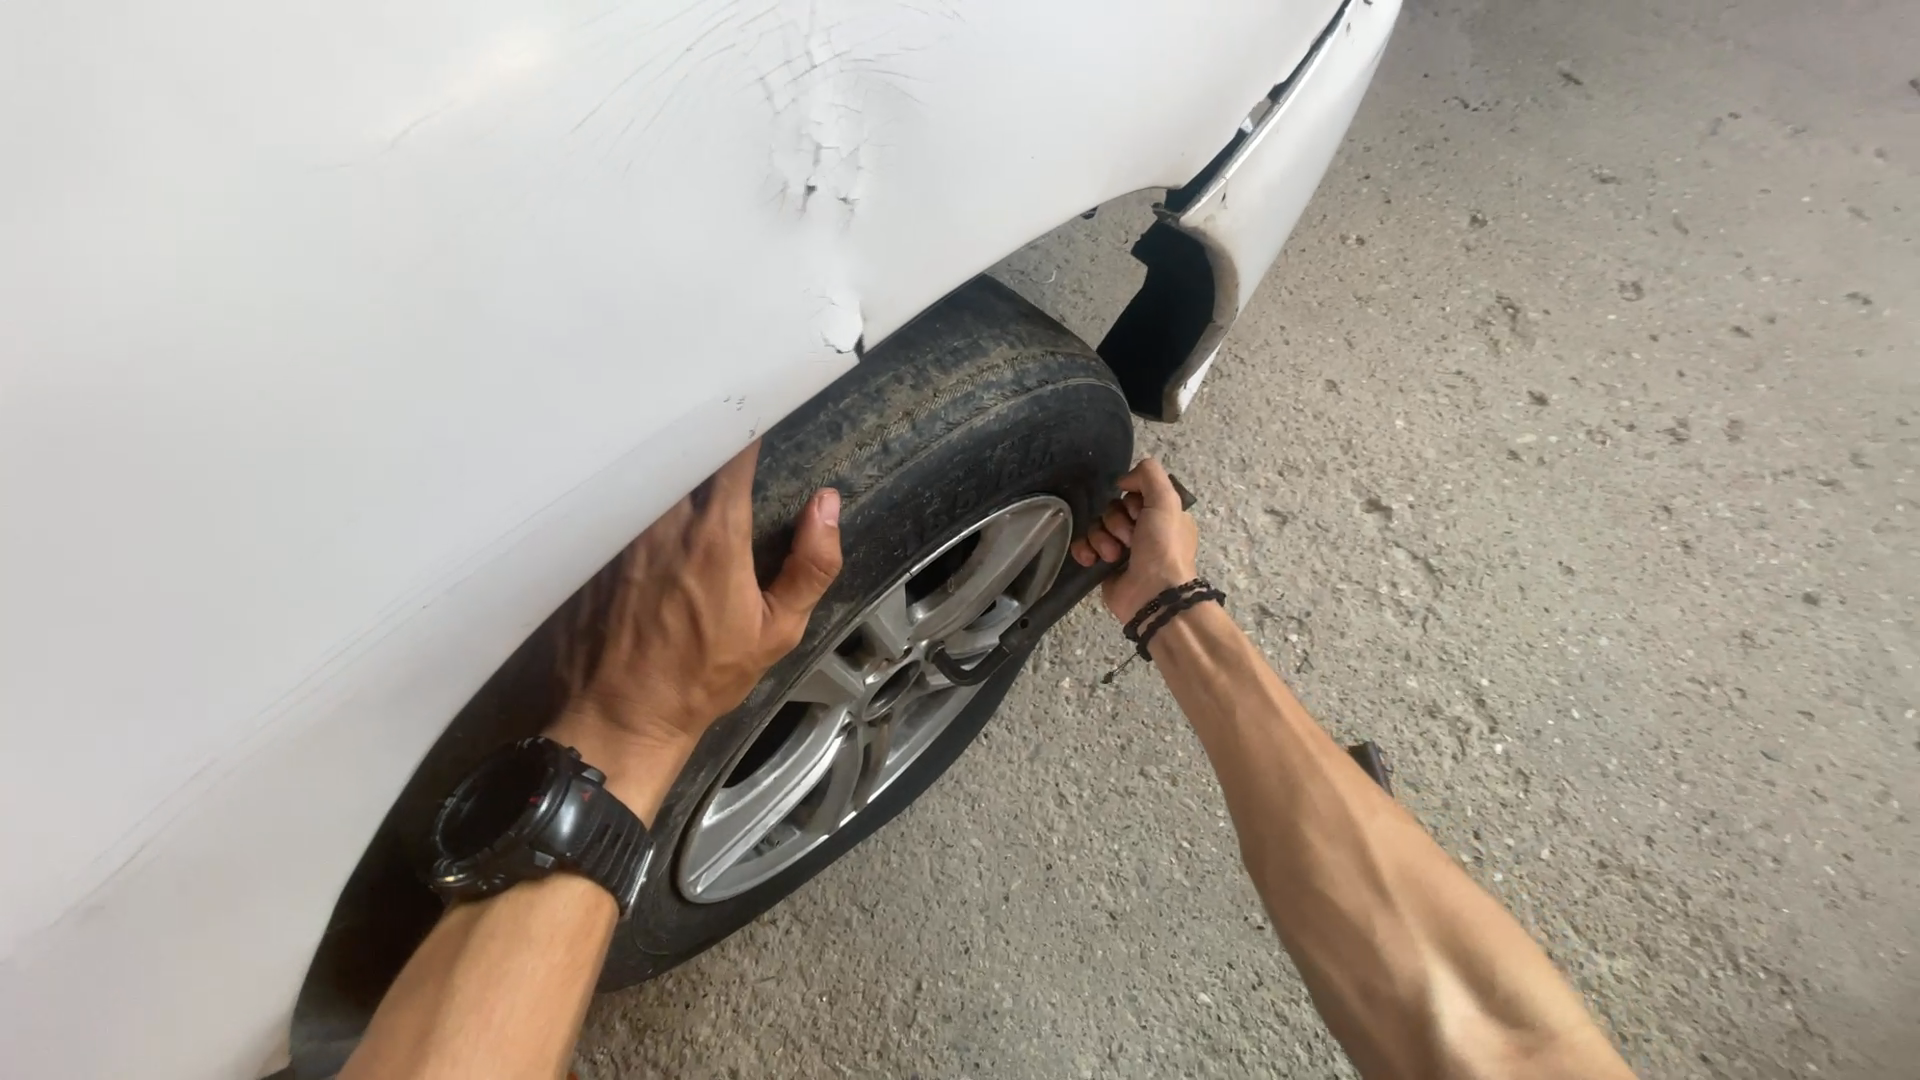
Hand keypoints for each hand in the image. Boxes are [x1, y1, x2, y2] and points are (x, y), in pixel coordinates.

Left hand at [550, 443, 842, 767]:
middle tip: (719, 436)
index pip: (732, 458)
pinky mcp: (589, 554)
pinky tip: (642, 514)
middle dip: (703, 443)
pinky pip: (615, 506)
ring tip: (691, 473)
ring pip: (647, 477)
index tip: (756, 420)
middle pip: (683, 457)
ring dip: (668, 469)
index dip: (745, 432)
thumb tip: (827, 505)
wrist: (621, 715)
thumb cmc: (705, 676)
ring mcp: (620, 537)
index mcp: (716, 537)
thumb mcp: (778, 630)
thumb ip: (811, 565)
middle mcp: (663, 525)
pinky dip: (633, 498)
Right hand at [1069, 457, 1199, 621]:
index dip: (1132, 502)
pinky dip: (1085, 551)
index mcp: (1162, 515)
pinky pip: (1084, 546)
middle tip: (1130, 539)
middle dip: (1117, 522)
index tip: (1140, 515)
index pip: (1134, 493)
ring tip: (1114, 556)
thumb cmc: (1164, 547)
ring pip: (1097, 526)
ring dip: (1102, 539)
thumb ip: (1149, 475)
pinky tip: (1092, 560)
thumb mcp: (1167, 501)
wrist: (1153, 594)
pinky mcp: (1104, 565)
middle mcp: (1144, 530)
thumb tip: (1122, 481)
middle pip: (1113, 509)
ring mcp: (1123, 549)